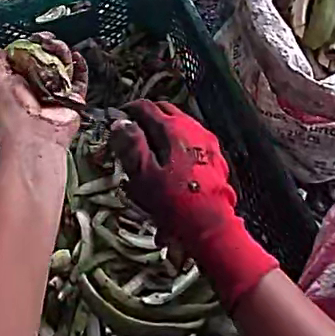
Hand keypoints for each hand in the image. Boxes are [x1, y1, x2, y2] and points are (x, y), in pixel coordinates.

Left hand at [0, 33, 86, 153]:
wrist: (35, 138)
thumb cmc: (14, 117)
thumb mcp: (0, 84)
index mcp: (20, 83)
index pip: (28, 59)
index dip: (31, 46)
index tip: (34, 38)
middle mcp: (39, 87)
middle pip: (48, 60)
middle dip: (48, 46)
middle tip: (46, 40)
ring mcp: (57, 92)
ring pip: (63, 66)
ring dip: (62, 52)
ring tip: (58, 46)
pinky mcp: (72, 100)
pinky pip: (80, 81)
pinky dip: (81, 68)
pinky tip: (77, 56)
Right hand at [111, 100, 278, 304]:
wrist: (213, 229)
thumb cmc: (174, 202)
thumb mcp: (143, 174)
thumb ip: (130, 145)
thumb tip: (120, 123)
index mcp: (172, 128)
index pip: (145, 106)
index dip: (128, 111)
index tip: (118, 121)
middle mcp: (193, 128)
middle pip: (165, 110)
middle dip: (147, 116)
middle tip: (133, 131)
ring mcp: (207, 142)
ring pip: (180, 123)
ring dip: (163, 128)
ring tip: (150, 147)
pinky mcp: (216, 157)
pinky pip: (192, 139)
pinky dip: (178, 141)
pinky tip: (171, 160)